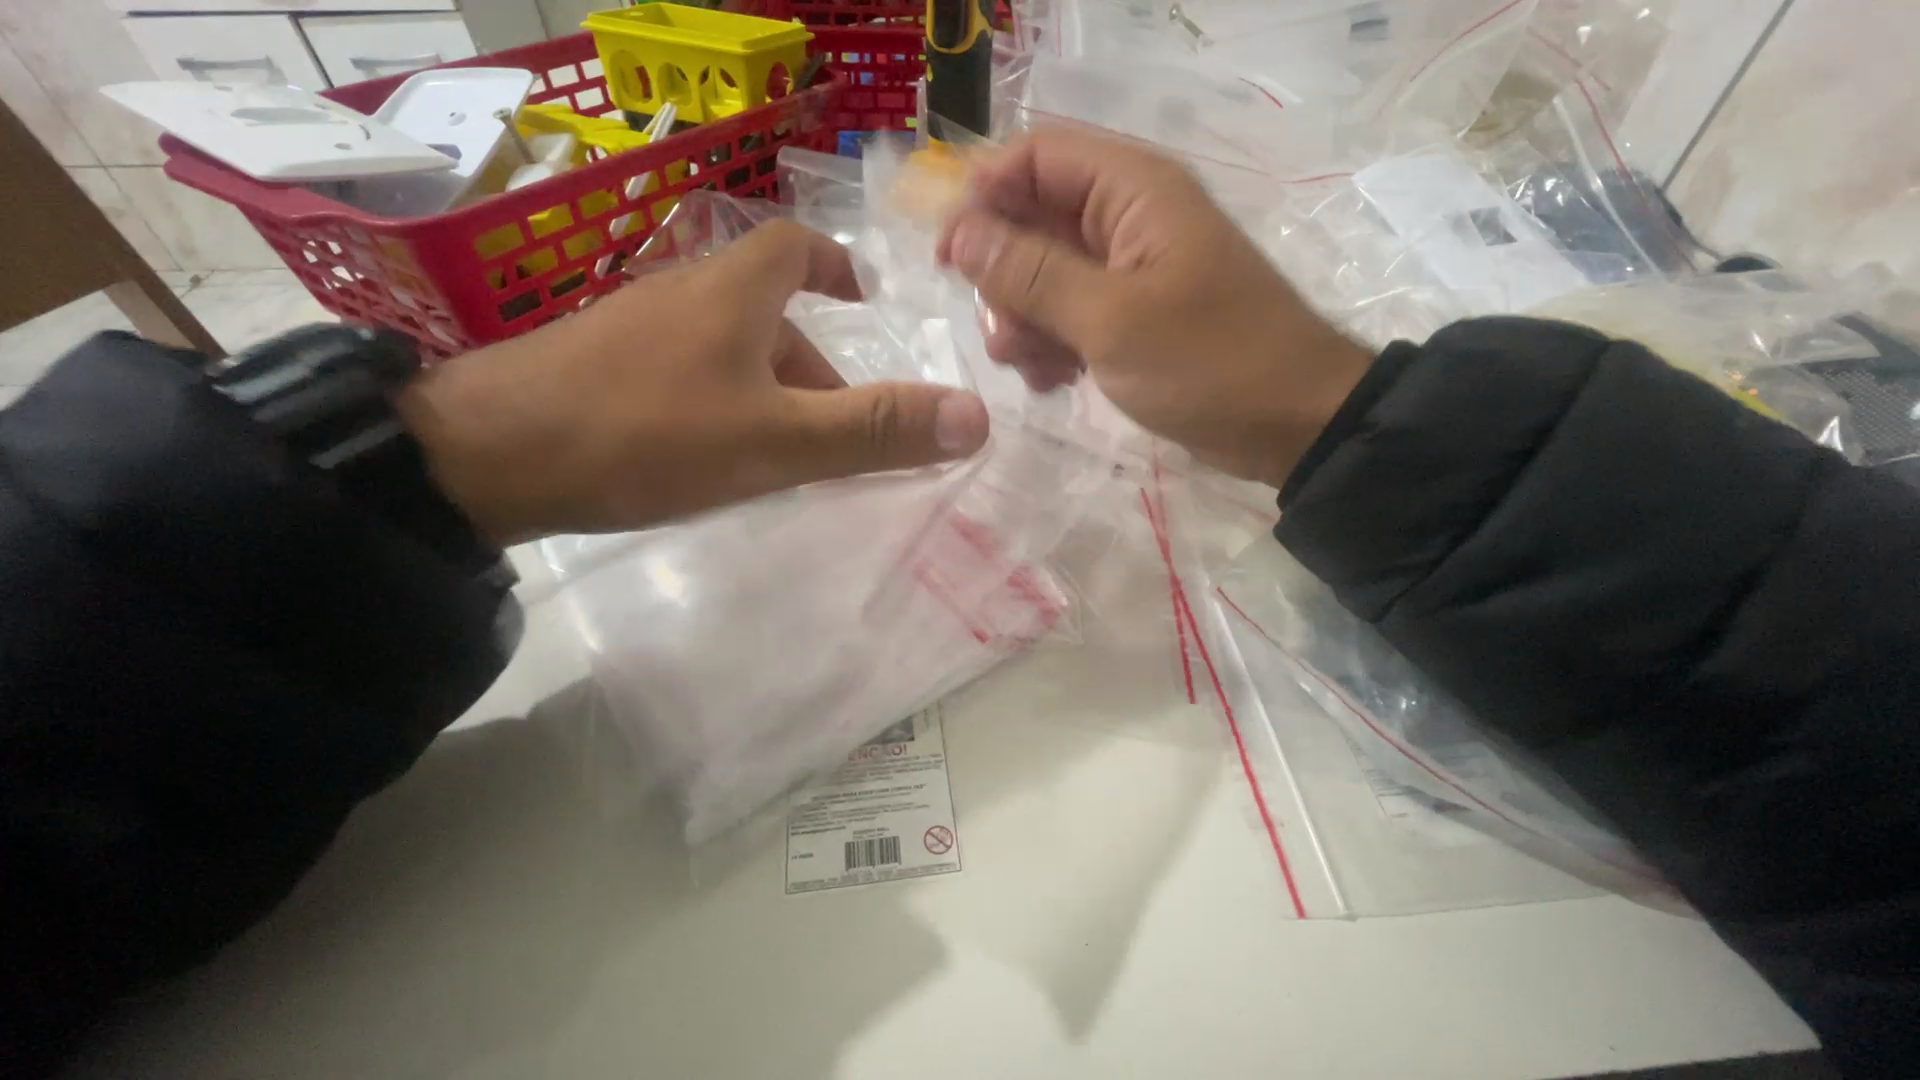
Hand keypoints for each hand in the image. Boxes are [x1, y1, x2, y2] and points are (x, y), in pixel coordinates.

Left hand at [397, 221, 990, 545]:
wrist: (489, 456)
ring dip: (765, 392)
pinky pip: (682, 376)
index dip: (836, 266)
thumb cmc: (647, 433)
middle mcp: (683, 293)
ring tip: (786, 458)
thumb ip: (873, 430)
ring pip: (724, 351)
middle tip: (842, 429)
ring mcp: (634, 330)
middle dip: (812, 364)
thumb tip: (976, 416)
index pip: (795, 246)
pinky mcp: (598, 369)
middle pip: (767, 312)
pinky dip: (718, 406)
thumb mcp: (776, 438)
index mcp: (733, 289)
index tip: (865, 302)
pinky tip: (712, 460)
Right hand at [937, 127, 1373, 488]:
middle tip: (1006, 337)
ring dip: (1025, 322)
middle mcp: (1127, 217)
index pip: (1035, 156)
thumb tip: (959, 231)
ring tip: (1037, 370)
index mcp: (1132, 189)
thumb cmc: (1209, 362)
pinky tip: (1056, 383)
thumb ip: (1029, 273)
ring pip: (1043, 276)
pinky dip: (1052, 346)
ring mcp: (1129, 270)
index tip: (950, 259)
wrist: (1291, 426)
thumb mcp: (1110, 318)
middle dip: (1005, 280)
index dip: (984, 197)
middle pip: (1031, 221)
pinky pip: (1068, 315)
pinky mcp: (1131, 316)